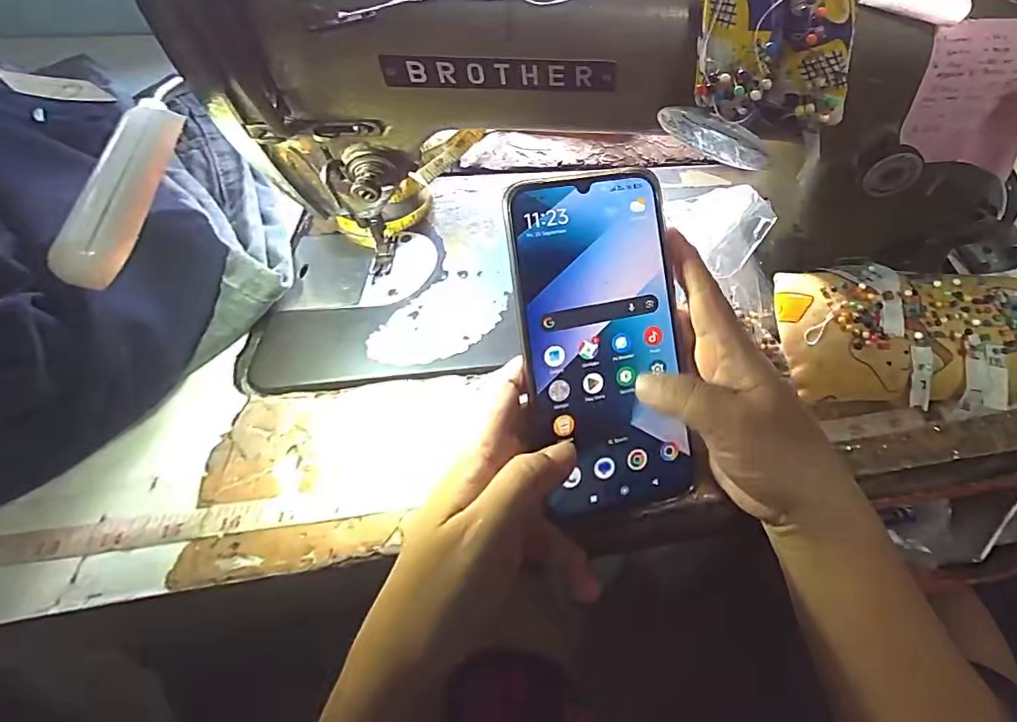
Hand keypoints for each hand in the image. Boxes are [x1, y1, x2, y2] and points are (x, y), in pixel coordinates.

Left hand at [321, 361, 598, 720]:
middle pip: (534, 443)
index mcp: (477, 459)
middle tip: (611, 439)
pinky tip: (578, 591)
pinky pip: (535, 538)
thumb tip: (567, 443)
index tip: (573, 356)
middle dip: (571, 448)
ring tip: (587, 577)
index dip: (534, 370)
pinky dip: (557, 561)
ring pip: (542, 499)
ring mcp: (492, 510)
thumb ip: (528, 477)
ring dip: (567, 535)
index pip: (505, 396)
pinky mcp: (497, 543)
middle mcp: (485, 476)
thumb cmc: (444, 584)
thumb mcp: (490, 528)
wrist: (405, 661)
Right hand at [635, 229, 865, 533]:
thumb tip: (641, 377)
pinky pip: (666, 389)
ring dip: (643, 341)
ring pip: (669, 354)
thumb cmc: (777, 449)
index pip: (703, 293)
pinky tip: (617, 382)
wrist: (799, 499)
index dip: (685, 260)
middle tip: (607, 282)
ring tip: (600, 327)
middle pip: (679, 319)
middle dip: (650, 297)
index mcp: (729, 348)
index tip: (663, 230)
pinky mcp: (699, 416)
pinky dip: (645, 382)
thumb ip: (688, 397)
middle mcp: (715, 360)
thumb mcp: (733, 419)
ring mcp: (707, 388)